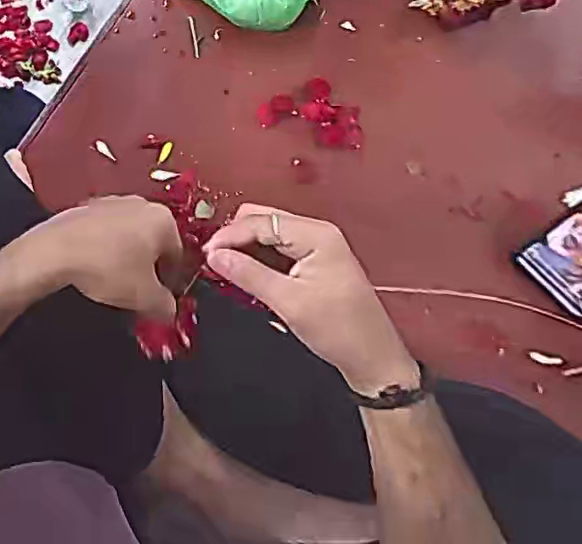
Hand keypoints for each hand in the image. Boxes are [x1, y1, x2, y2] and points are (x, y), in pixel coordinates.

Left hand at [5, 196, 181, 319]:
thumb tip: (169, 310)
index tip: (159, 300)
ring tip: (112, 282)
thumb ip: (166, 306)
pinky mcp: (89, 206)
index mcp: (163, 219)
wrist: (57, 249)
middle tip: (137, 293)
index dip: (170, 282)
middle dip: (148, 269)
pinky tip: (94, 266)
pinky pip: (107, 231)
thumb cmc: (109, 268)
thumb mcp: (145, 297)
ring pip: (130, 236)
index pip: (177, 255)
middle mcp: (142, 203)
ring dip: (127, 258)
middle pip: (154, 243)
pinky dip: (106, 248)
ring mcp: (113, 201)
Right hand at [205, 204, 418, 396]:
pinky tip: (244, 274)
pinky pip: (277, 249)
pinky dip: (258, 258)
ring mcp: (315, 245)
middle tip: (213, 261)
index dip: (230, 235)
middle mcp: (315, 231)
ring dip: (245, 248)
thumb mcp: (289, 303)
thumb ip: (249, 275)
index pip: (261, 222)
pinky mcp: (313, 261)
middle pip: (263, 220)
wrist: (375, 361)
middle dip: (235, 237)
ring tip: (224, 269)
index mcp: (315, 234)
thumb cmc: (339, 330)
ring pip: (267, 234)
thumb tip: (214, 256)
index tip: (206, 254)